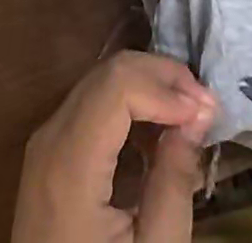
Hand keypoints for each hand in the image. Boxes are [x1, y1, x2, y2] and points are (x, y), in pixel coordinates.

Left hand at [13, 51, 217, 242]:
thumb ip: (174, 180)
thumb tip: (199, 112)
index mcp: (70, 164)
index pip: (118, 85)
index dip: (167, 86)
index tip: (206, 112)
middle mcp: (50, 136)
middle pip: (109, 72)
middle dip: (163, 78)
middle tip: (205, 106)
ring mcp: (45, 138)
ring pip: (102, 78)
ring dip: (149, 85)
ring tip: (189, 114)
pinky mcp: (50, 146)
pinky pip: (92, 99)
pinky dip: (130, 99)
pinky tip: (158, 126)